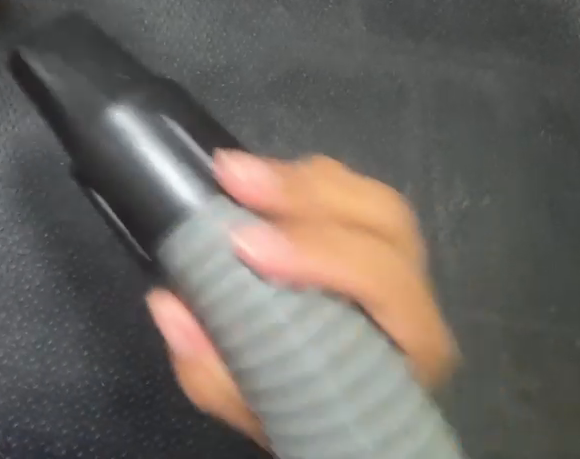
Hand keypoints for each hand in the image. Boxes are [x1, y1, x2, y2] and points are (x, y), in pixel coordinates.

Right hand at [146, 153, 455, 447]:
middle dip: (303, 195)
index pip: (384, 283)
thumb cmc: (303, 405)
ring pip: (367, 195)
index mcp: (408, 346)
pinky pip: (346, 186)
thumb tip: (167, 306)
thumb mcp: (256, 408)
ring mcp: (397, 256)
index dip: (318, 253)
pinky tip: (251, 174)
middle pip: (383, 222)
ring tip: (232, 171)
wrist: (332, 406)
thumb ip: (213, 372)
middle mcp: (412, 295)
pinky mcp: (365, 230)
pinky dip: (296, 174)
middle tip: (231, 181)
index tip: (245, 246)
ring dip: (297, 178)